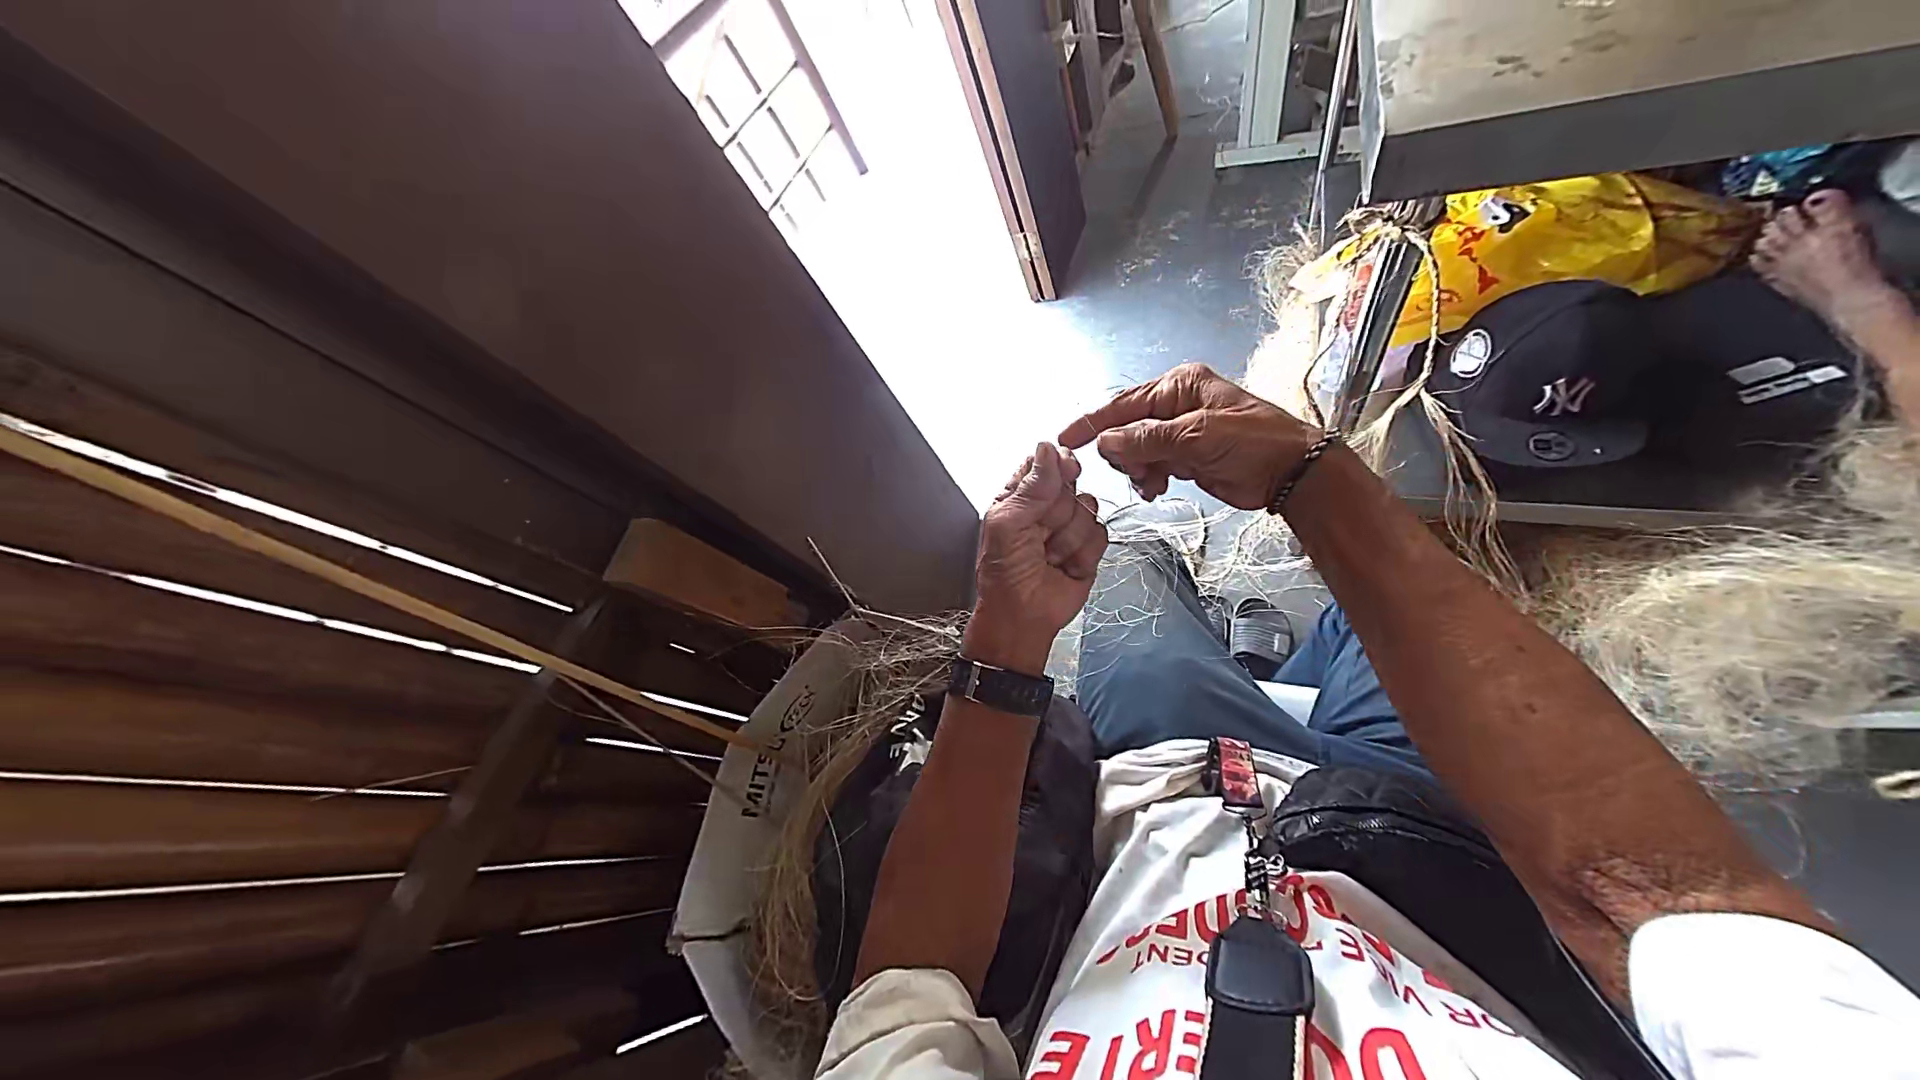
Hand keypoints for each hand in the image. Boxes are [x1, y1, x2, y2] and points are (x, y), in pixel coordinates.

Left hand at [965, 443, 1107, 675]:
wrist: (1023, 617)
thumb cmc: (1003, 575)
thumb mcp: (1006, 524)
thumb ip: (1030, 486)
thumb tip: (1047, 448)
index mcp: (1018, 497)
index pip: (1044, 463)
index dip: (1056, 466)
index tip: (1063, 472)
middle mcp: (1044, 508)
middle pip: (1071, 484)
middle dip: (1058, 511)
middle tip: (1040, 534)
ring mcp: (1068, 527)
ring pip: (1088, 509)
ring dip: (1068, 538)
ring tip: (1048, 556)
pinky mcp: (1088, 548)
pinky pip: (1100, 534)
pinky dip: (1082, 554)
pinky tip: (1064, 566)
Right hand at [1059, 363, 1320, 508]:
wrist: (1291, 473)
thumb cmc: (1252, 443)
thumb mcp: (1196, 436)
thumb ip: (1147, 439)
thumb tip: (1105, 442)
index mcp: (1178, 386)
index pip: (1123, 403)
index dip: (1093, 422)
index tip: (1066, 439)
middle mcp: (1174, 404)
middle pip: (1126, 428)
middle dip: (1124, 452)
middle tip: (1137, 471)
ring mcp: (1178, 431)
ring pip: (1136, 451)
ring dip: (1137, 469)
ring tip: (1153, 482)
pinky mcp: (1184, 456)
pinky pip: (1151, 465)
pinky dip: (1149, 477)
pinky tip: (1157, 486)